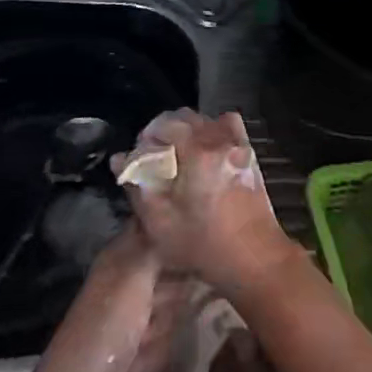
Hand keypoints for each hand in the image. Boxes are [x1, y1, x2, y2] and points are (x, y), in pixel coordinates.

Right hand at [112, 109, 299, 291]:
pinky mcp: (250, 153)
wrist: (251, 254)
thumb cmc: (201, 243)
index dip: (148, 134)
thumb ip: (138, 185)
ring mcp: (239, 144)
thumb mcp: (159, 222)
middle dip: (167, 129)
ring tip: (178, 154)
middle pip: (189, 117)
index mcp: (198, 152)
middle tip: (155, 155)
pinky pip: (229, 126)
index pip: (168, 123)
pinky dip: (214, 130)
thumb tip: (120, 159)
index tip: (139, 153)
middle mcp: (220, 139)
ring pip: (209, 119)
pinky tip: (205, 153)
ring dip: (190, 129)